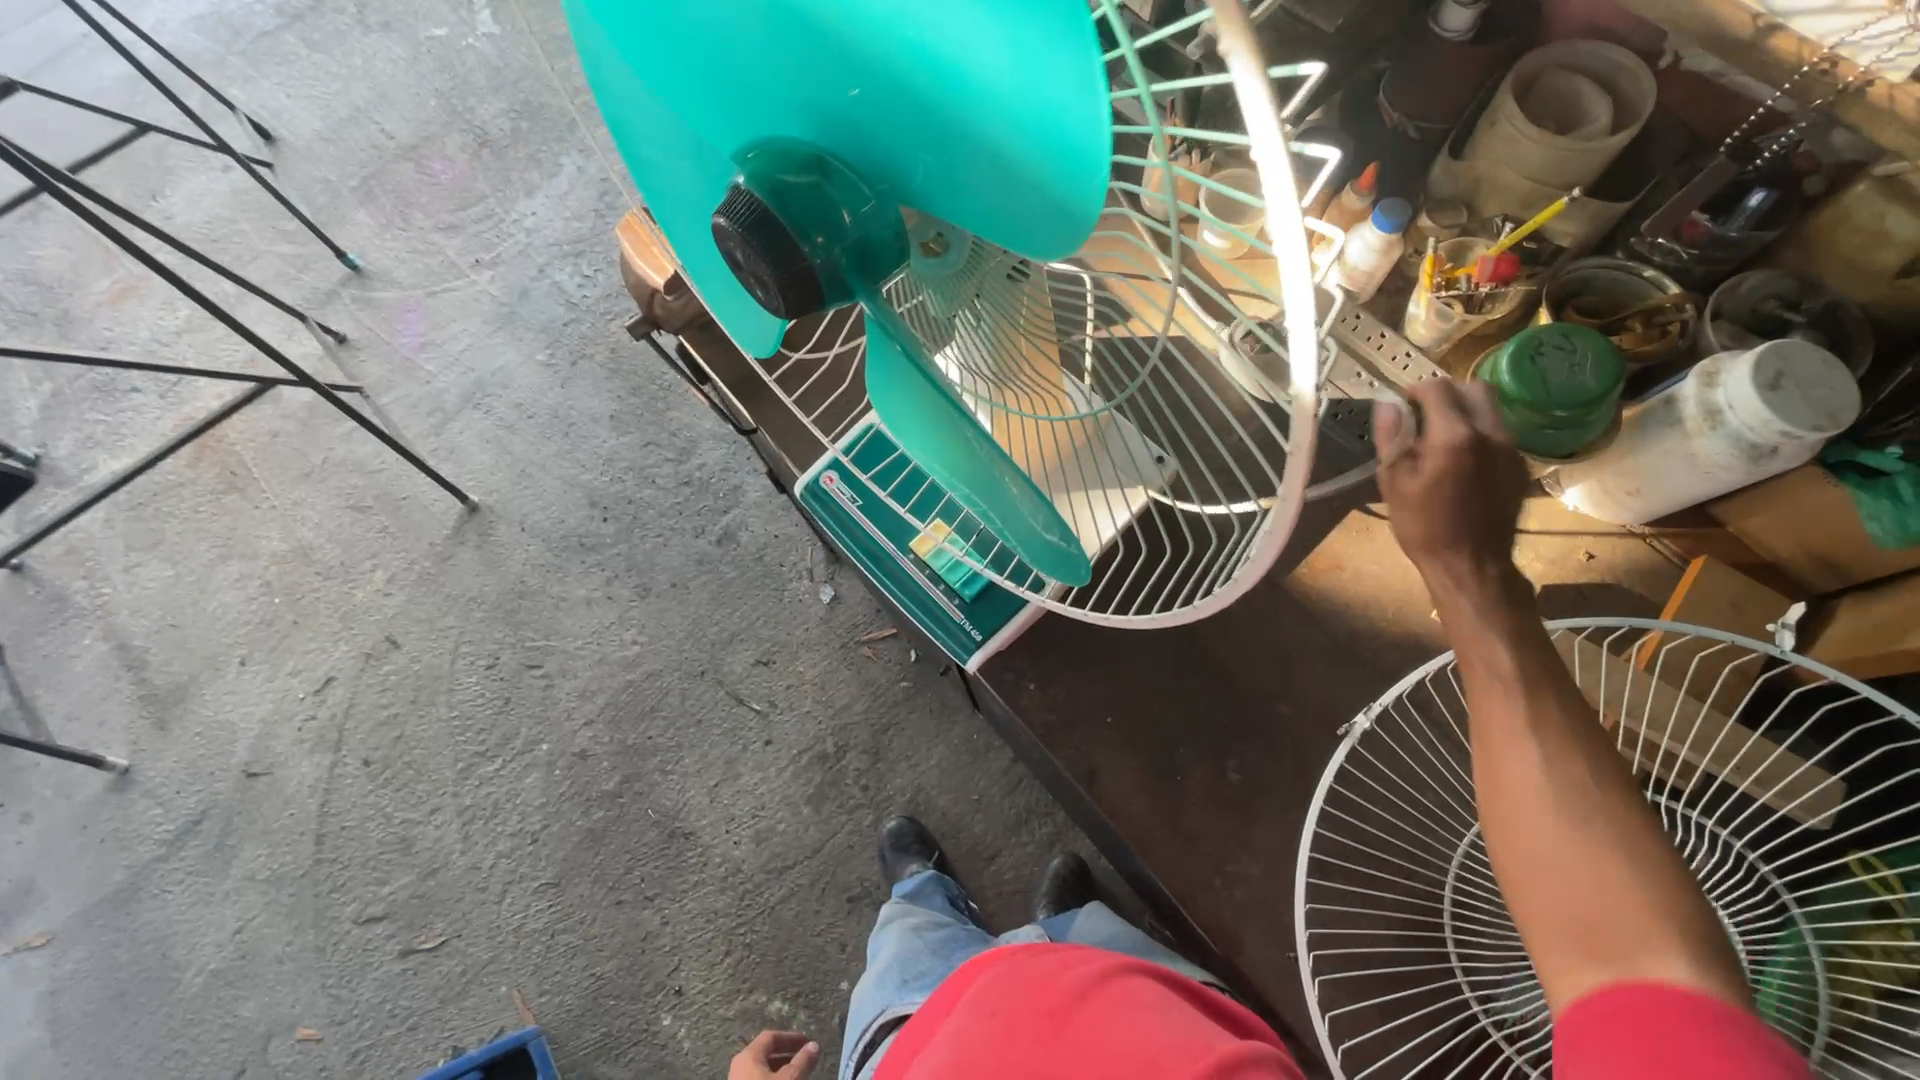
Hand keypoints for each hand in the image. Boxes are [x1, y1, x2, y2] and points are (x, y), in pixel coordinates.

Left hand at [729, 1031, 819, 1079]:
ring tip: (800, 1077)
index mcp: (749, 1056)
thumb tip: (813, 1046)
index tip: (808, 1043)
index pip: (771, 1037)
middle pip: (766, 1055)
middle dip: (788, 1056)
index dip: (791, 1038)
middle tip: (806, 1060)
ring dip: (782, 1072)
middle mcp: (740, 1067)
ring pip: (763, 1072)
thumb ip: (803, 1062)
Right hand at [1372, 379, 1528, 596]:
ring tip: (1440, 440)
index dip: (1415, 391)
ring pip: (1491, 409)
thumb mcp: (1393, 482)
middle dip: (1446, 394)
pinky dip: (1479, 433)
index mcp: (1454, 437)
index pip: (1437, 388)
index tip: (1402, 407)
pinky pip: (1499, 433)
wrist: (1471, 564)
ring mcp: (1511, 448)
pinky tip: (1461, 461)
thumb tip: (1387, 404)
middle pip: (1474, 388)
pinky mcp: (1520, 464)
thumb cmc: (1422, 526)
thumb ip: (1390, 437)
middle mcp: (1490, 433)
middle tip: (1423, 416)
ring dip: (1464, 412)